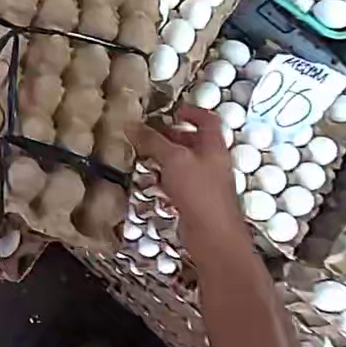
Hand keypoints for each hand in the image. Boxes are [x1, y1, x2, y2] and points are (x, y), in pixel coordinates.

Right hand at [132, 107, 253, 269]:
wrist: (213, 236)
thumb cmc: (199, 192)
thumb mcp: (173, 159)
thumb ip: (152, 140)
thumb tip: (131, 125)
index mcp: (214, 147)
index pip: (207, 120)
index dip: (192, 112)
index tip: (173, 110)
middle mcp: (213, 163)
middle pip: (194, 141)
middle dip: (171, 136)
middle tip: (150, 134)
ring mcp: (206, 183)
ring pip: (184, 163)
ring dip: (165, 158)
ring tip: (144, 156)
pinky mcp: (196, 201)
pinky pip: (179, 183)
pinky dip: (165, 179)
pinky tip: (151, 182)